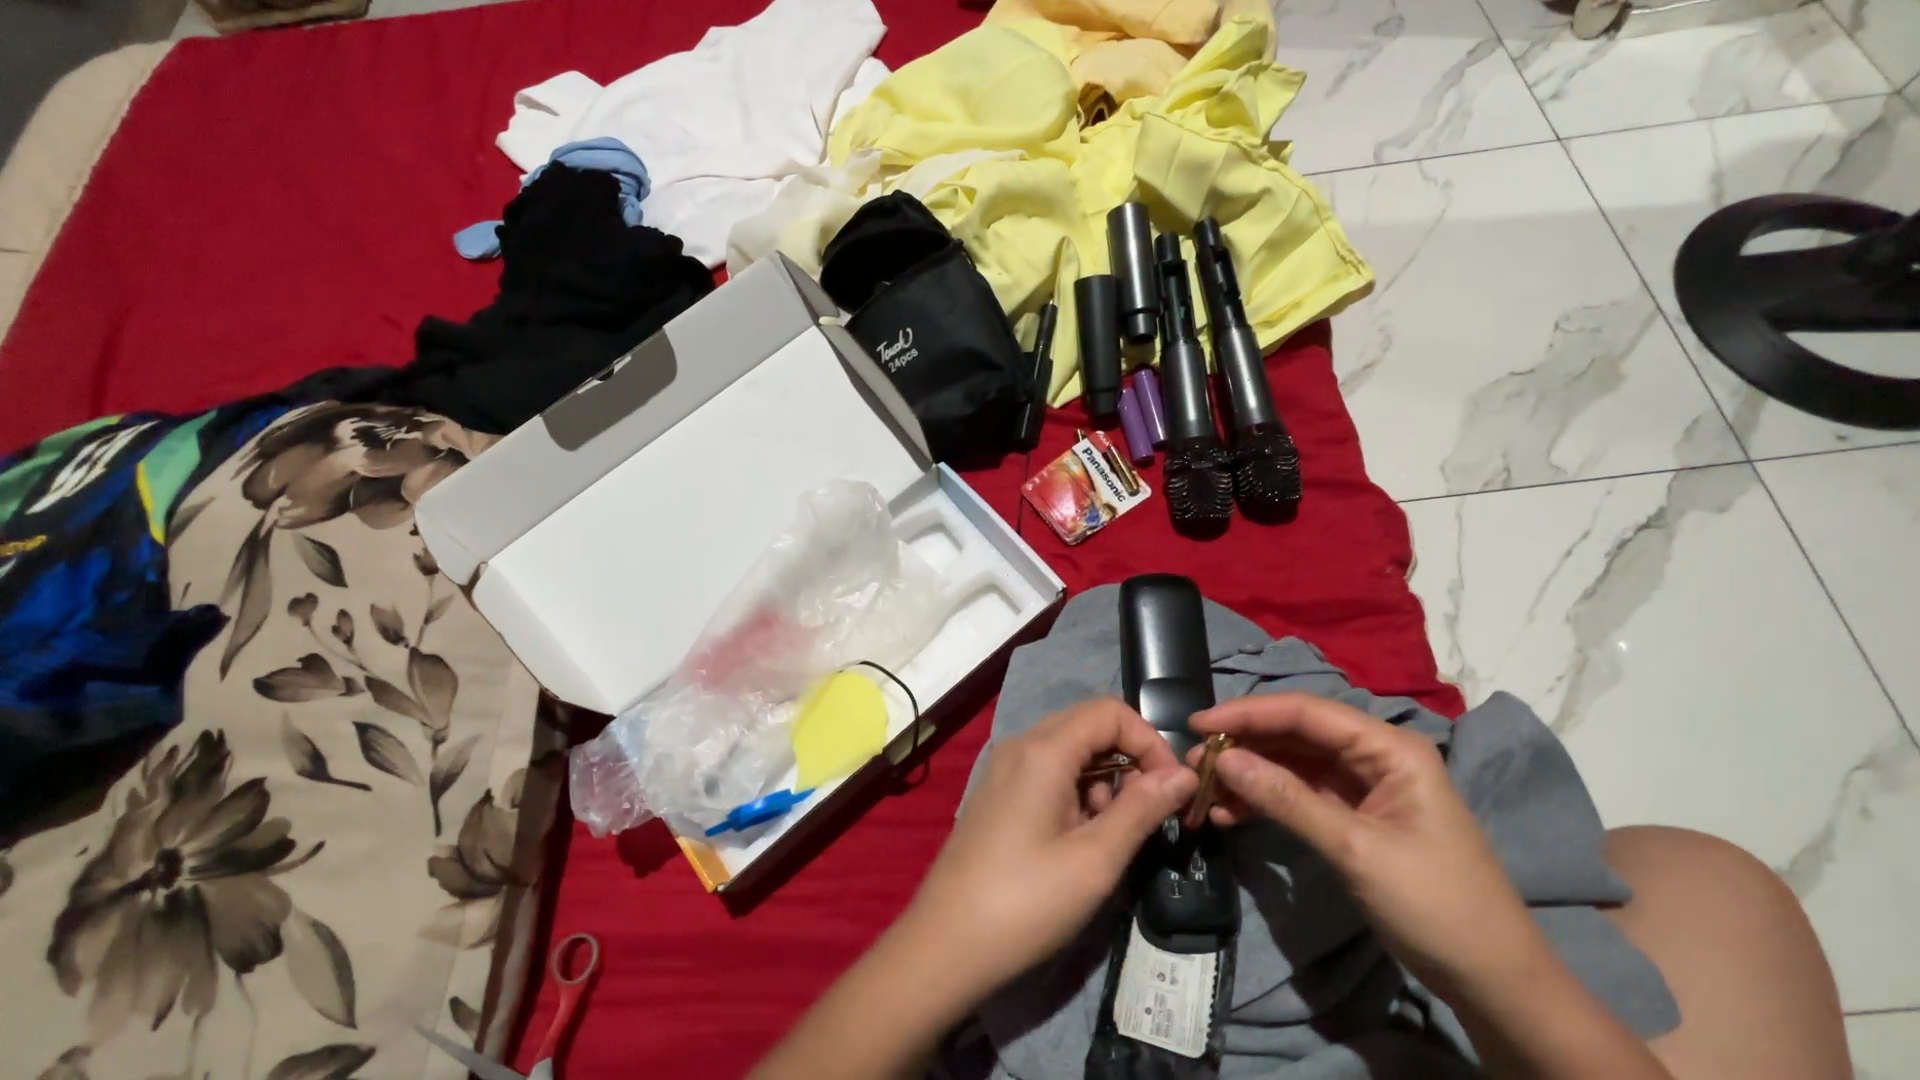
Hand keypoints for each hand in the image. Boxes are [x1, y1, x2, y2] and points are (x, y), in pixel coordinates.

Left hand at [906, 698, 1197, 995]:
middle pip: (1089, 726)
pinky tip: (1082, 840)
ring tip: (1112, 835)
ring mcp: (1003, 770)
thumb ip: (1142, 809)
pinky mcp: (997, 796)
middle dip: (1130, 760)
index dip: (1149, 740)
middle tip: (1152, 813)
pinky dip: (1077, 793)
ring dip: (1105, 780)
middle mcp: (1020, 747)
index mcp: (1042, 751)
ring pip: (1070, 751)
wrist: (945, 946)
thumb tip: (1183, 773)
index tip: (1171, 788)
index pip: (1110, 711)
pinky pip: (1048, 774)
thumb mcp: (1095, 859)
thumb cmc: (1025, 903)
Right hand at [1188, 694, 1549, 1003]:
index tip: (1197, 725)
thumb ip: (1287, 799)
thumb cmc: (1434, 903)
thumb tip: (1224, 759)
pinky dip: (1266, 802)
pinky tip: (1229, 815)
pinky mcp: (1355, 818)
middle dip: (1243, 744)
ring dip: (1250, 774)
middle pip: (1296, 734)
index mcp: (1389, 748)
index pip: (1306, 712)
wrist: (1491, 976)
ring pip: (1293, 764)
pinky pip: (1300, 796)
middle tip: (1192, 761)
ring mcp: (1365, 788)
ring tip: (1203, 789)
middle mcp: (1375, 757)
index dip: (1248, 713)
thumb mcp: (1355, 849)